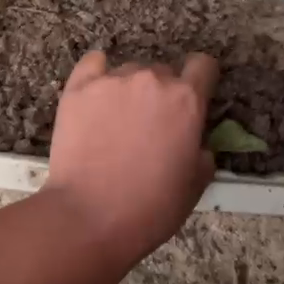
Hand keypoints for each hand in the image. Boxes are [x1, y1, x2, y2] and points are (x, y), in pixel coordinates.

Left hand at [41, 51, 217, 265]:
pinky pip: (93, 64)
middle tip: (150, 128)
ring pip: (130, 72)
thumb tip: (197, 144)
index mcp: (186, 100)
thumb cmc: (147, 209)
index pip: (203, 65)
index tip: (195, 96)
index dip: (201, 79)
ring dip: (130, 91)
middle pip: (164, 72)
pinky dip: (97, 75)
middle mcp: (153, 79)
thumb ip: (202, 154)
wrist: (86, 219)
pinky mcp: (79, 87)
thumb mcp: (194, 188)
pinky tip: (94, 97)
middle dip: (162, 94)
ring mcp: (114, 80)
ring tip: (115, 124)